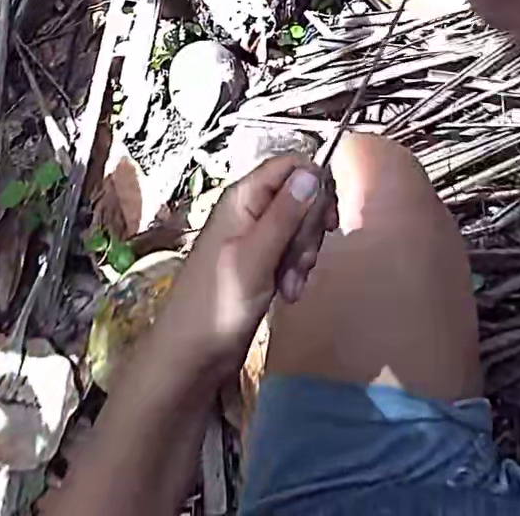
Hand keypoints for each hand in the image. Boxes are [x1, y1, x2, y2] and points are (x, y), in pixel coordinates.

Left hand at [145, 155, 330, 378]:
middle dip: (309, 229)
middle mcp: (250, 208)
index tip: (328, 220)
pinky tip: (288, 293)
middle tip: (300, 260)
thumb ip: (285, 214)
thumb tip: (313, 171)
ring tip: (291, 285)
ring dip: (303, 255)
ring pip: (299, 225)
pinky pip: (291, 250)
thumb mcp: (256, 256)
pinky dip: (295, 270)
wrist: (191, 355)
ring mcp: (255, 235)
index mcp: (243, 196)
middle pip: (300, 195)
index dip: (315, 185)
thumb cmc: (218, 302)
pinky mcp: (260, 259)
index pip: (290, 165)